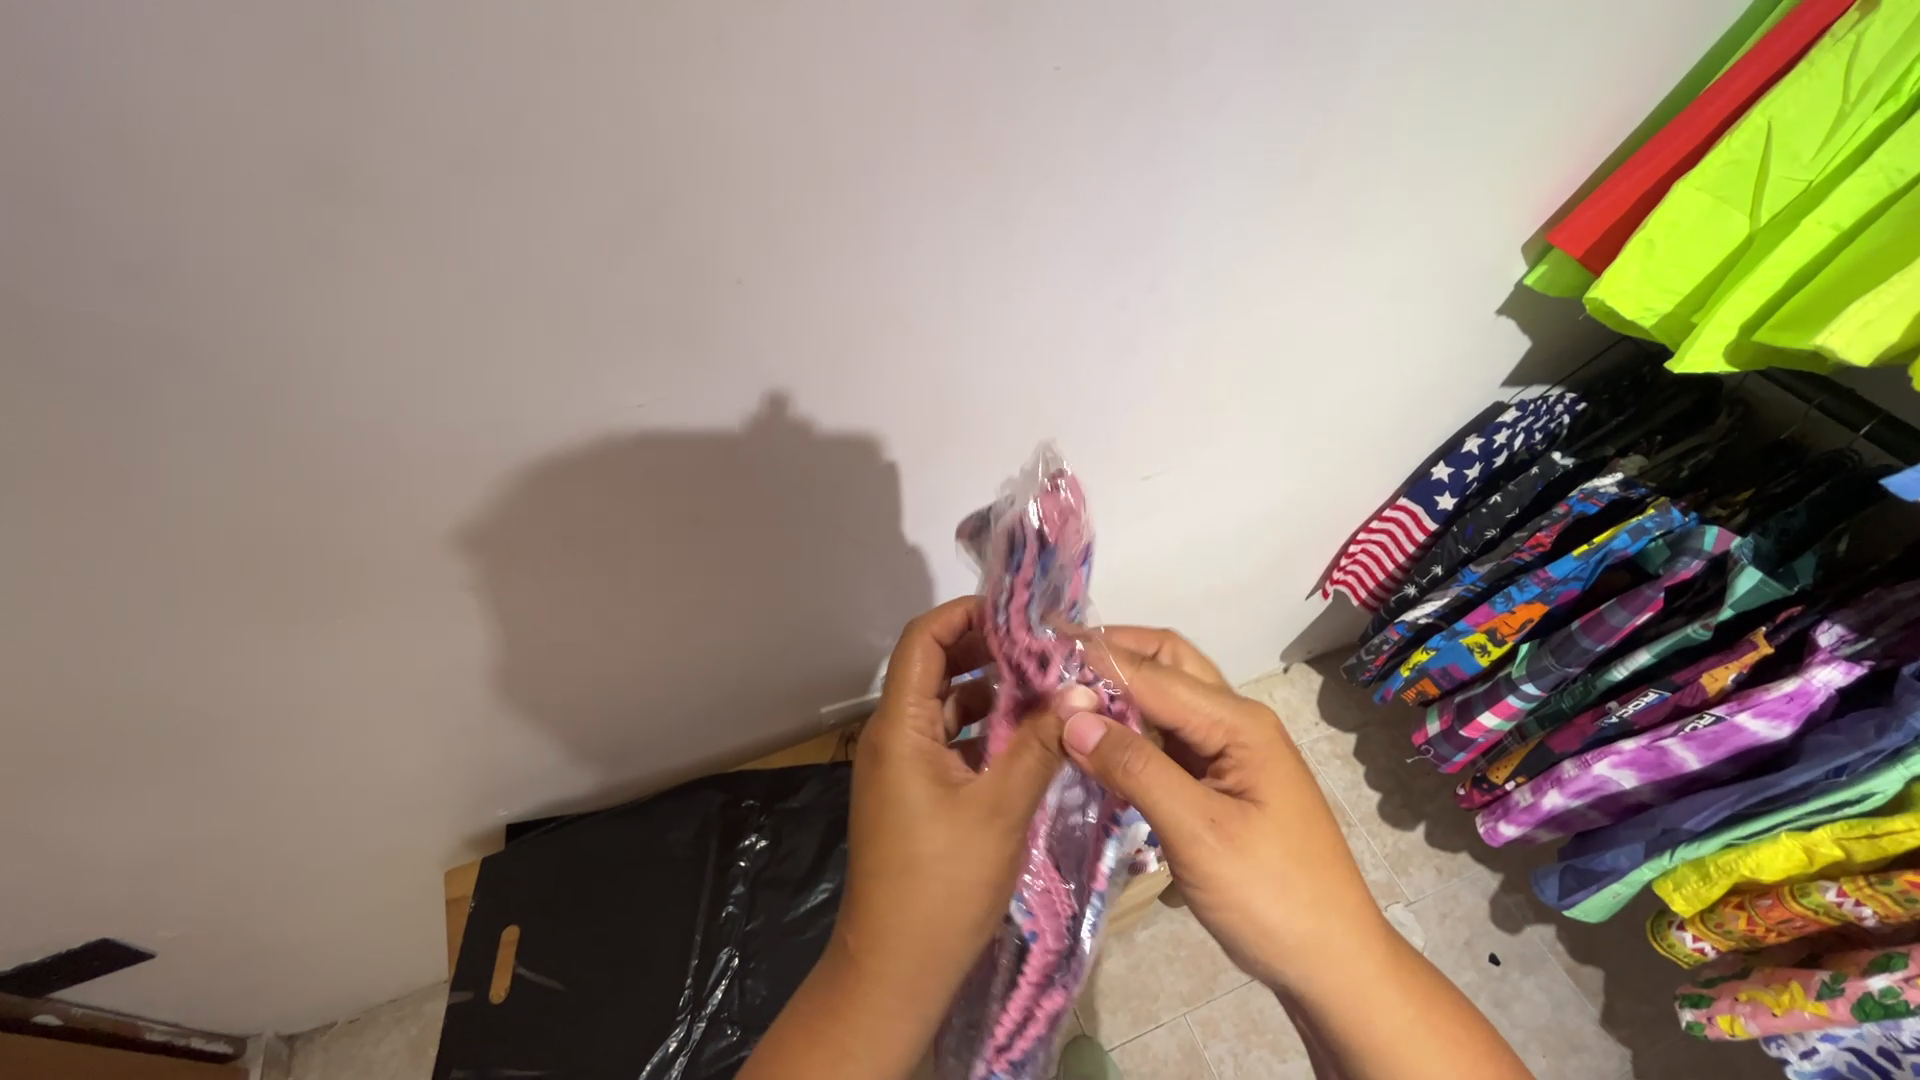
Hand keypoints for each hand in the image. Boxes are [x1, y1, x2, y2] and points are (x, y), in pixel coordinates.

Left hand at [831, 597, 1080, 1026]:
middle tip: (1046, 648)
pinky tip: (1030, 736)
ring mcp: (902, 767)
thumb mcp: (1000, 809)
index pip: (923, 640)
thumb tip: (1082, 691)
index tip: (1018, 613)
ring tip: (1048, 685)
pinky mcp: (915, 794)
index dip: (964, 615)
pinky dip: (986, 732)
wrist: (895, 971)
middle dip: (987, 651)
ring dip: (991, 693)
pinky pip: (950, 743)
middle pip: (935, 668)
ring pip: (946, 707)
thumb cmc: (941, 885)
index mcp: (899, 727)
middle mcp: (893, 736)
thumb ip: (1039, 745)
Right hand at [1059, 627, 1388, 991]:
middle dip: (1112, 654)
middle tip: (1052, 662)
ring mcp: (1228, 752)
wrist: (1333, 963)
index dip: (1094, 661)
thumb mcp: (1198, 833)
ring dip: (1118, 691)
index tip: (1037, 656)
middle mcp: (1234, 722)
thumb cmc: (1271, 896)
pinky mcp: (1218, 781)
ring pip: (1164, 701)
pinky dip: (1129, 731)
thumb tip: (1072, 716)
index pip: (1152, 672)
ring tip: (1061, 696)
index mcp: (1237, 723)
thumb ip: (1135, 768)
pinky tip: (1095, 743)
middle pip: (1166, 664)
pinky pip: (1166, 740)